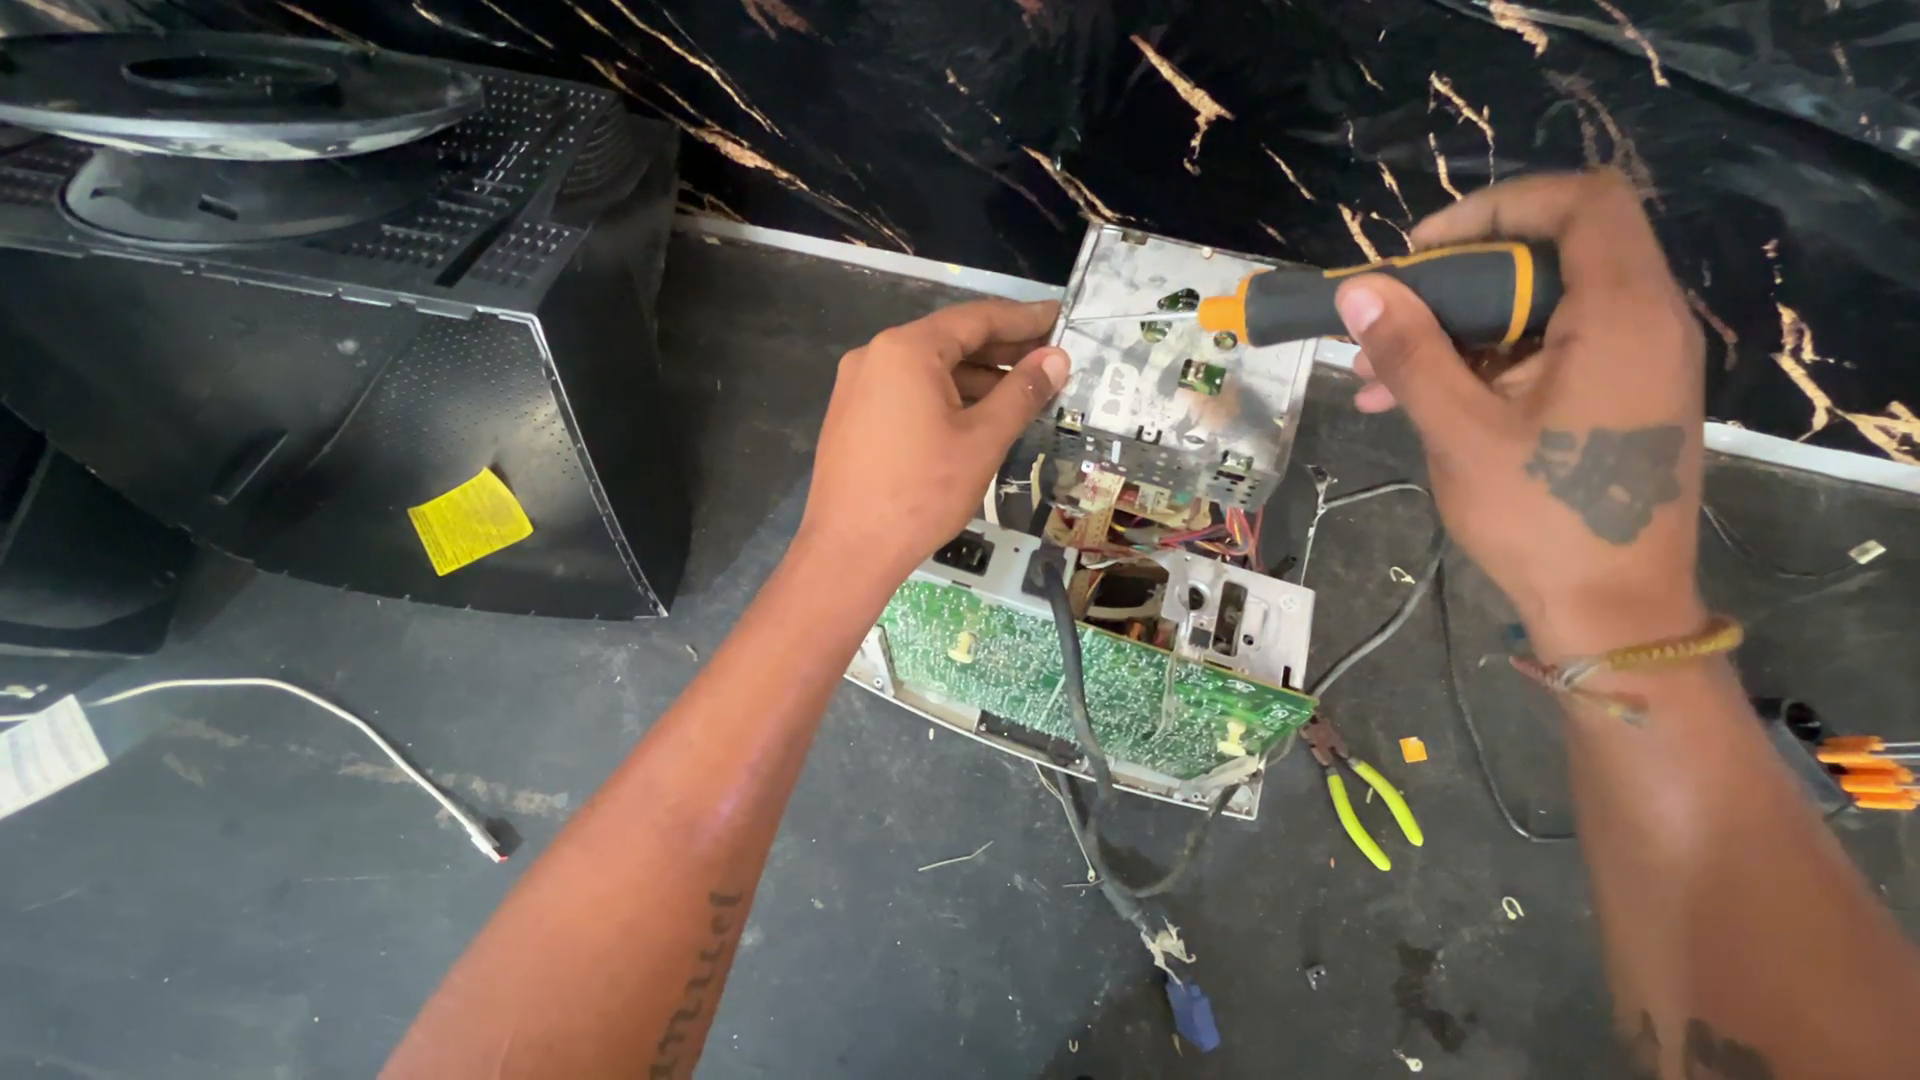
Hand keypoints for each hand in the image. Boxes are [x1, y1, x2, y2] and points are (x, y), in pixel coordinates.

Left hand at [795, 298, 1069, 587]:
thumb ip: (1022, 393)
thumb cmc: (922, 492)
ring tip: (1023, 391)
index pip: (975, 318)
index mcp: (906, 350)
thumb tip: (1057, 359)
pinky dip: (946, 396)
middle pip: (950, 341)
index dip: (1024, 319)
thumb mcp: (982, 440)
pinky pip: (908, 392)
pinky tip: (978, 415)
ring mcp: (858, 386)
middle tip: (1050, 359)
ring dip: (976, 377)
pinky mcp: (852, 416)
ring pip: (929, 369)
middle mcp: (876, 355)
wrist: (850, 549)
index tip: (1060, 319)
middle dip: (1002, 350)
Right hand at [1337, 169, 1707, 658]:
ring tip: (1373, 377)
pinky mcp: (1611, 399)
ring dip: (1452, 333)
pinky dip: (1478, 366)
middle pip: (1547, 258)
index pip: (1581, 204)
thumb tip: (1357, 291)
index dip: (1497, 207)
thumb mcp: (1461, 431)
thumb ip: (1410, 353)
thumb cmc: (1540, 518)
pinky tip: (1409, 402)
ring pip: (1534, 312)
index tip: (1421, 251)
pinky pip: (1541, 355)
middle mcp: (1641, 322)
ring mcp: (1630, 363)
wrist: (1611, 608)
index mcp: (1621, 315)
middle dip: (1452, 285)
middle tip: (1386, 319)